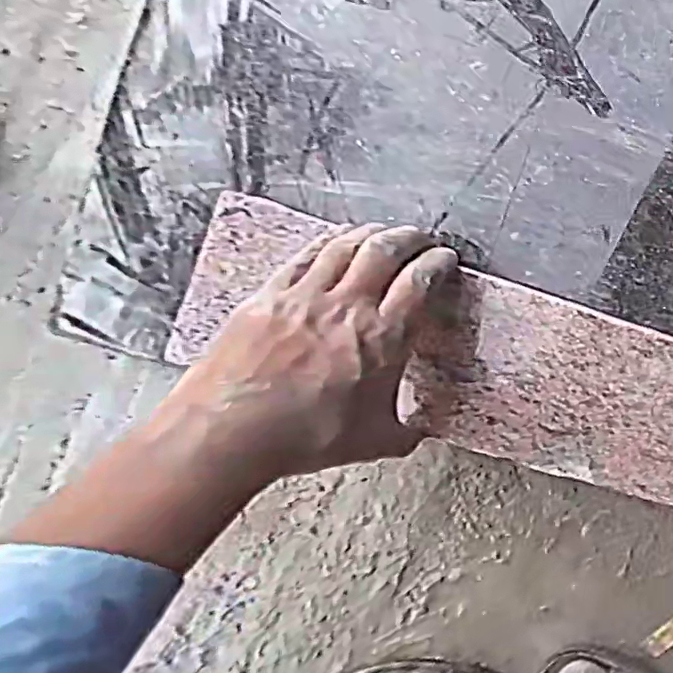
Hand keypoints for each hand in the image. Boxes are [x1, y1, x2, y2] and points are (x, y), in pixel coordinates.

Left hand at [153, 222, 458, 482]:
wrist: (228, 433)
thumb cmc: (304, 437)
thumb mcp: (375, 440)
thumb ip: (406, 431)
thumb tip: (419, 432)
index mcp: (383, 338)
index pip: (420, 282)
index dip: (438, 263)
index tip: (445, 259)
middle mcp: (347, 308)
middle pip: (386, 250)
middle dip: (411, 238)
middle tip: (423, 238)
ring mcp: (305, 297)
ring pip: (346, 245)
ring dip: (373, 232)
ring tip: (386, 232)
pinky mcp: (269, 296)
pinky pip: (306, 256)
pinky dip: (329, 241)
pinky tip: (337, 240)